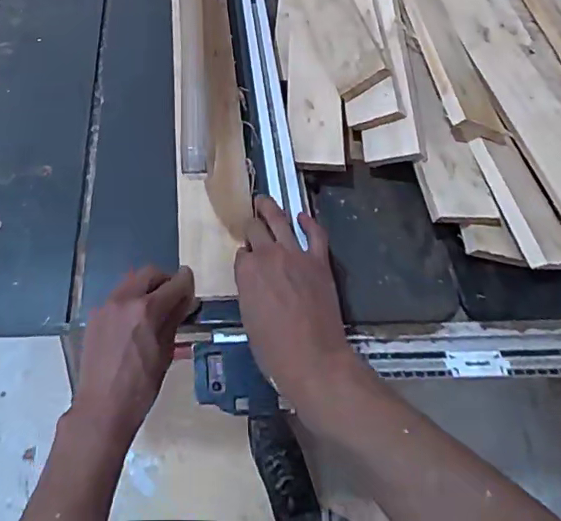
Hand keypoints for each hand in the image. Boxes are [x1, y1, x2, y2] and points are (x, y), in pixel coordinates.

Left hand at [67, 264, 195, 446]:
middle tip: (173, 297)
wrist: (101, 410)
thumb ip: (173, 320)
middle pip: (149, 273)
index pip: (174, 283)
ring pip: (131, 282)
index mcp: (146, 309)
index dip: (186, 282)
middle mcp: (125, 299)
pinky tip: (133, 323)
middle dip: (164, 281)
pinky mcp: (95, 316)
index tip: (191, 286)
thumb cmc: (140, 388)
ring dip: (145, 288)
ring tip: (153, 309)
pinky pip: (117, 297)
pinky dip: (129, 300)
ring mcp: (106, 306)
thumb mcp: (165, 354)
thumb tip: (184, 300)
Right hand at [235, 196, 356, 410]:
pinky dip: (309, 222)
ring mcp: (295, 255)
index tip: (246, 259)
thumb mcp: (248, 319)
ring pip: (280, 220)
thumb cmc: (274, 351)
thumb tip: (253, 281)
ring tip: (264, 200)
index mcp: (246, 272)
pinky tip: (302, 216)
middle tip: (251, 218)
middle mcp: (268, 256)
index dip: (244, 255)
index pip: (241, 253)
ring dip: (270, 208)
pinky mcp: (319, 261)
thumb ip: (249, 291)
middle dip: (251, 224)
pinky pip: (315, 234)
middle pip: (255, 229)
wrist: (314, 360)